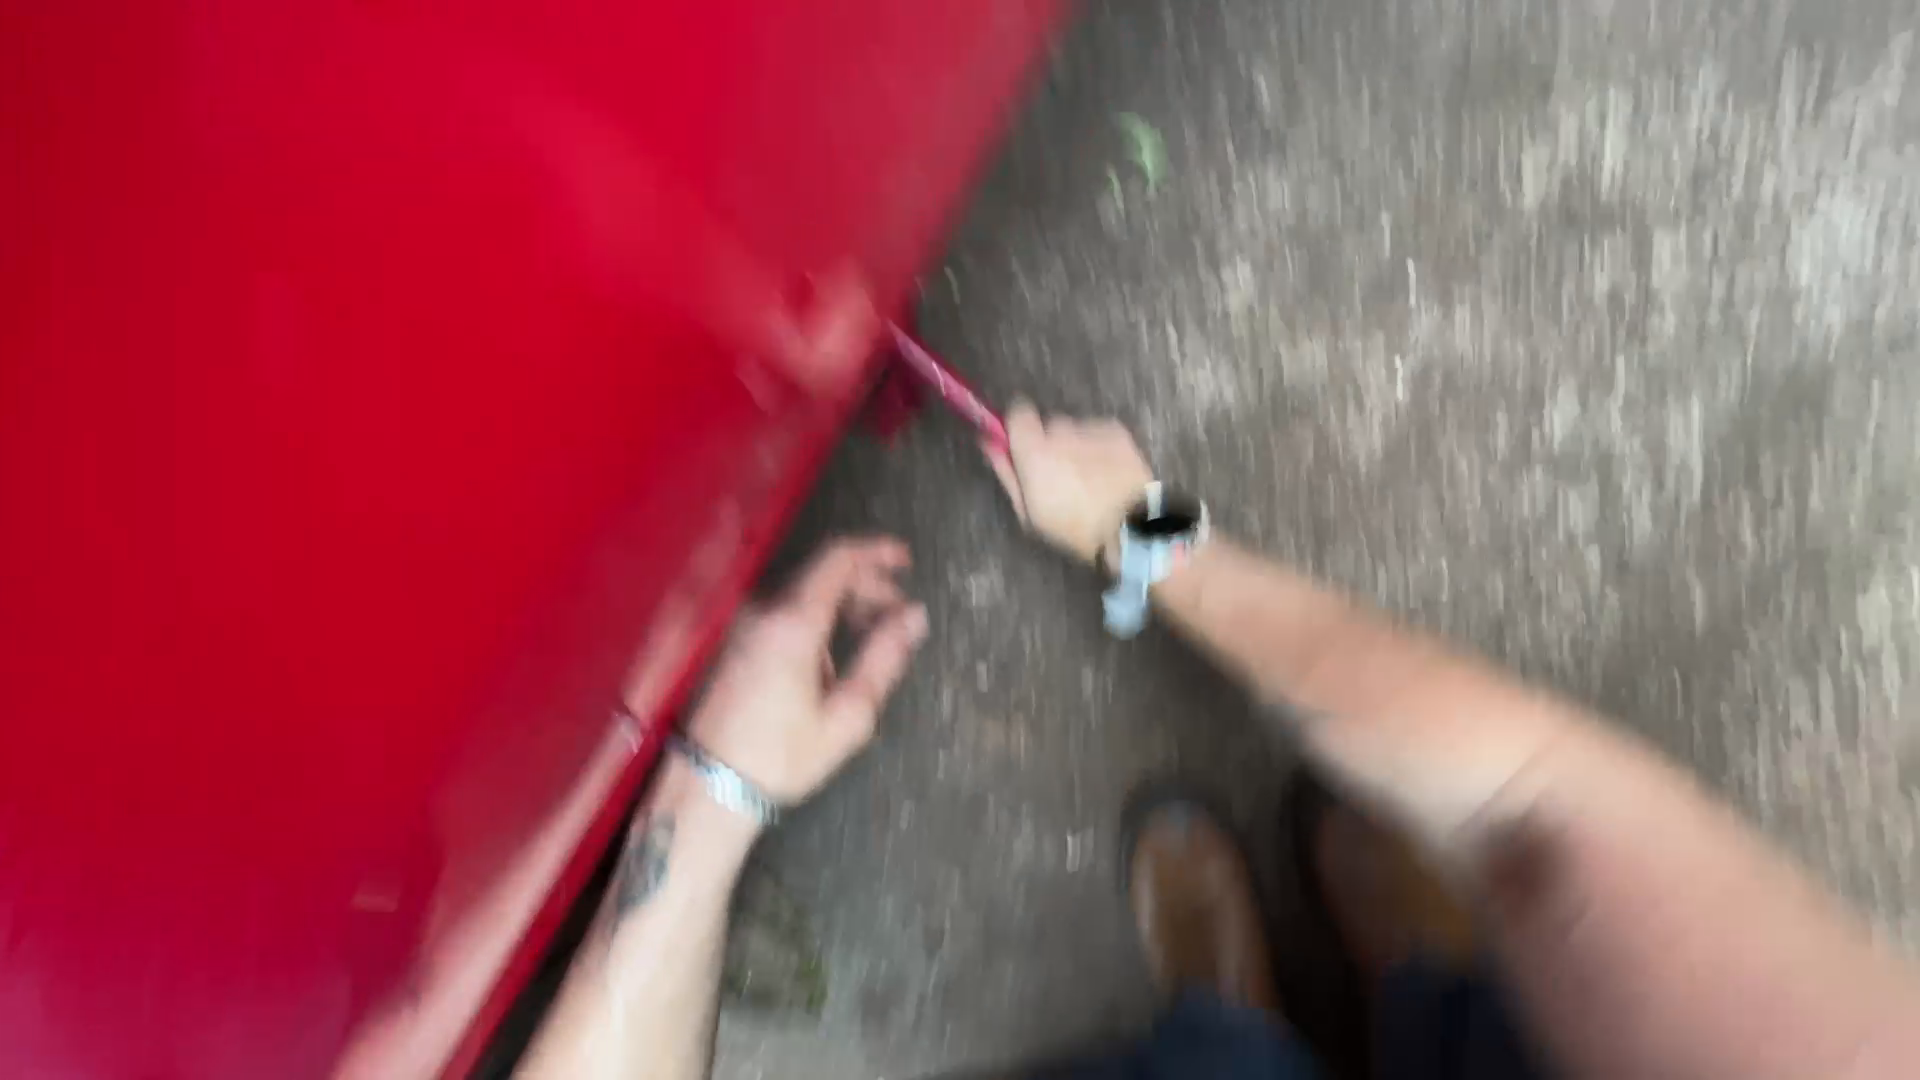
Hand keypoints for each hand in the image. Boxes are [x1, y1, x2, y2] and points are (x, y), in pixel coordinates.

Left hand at [685, 537, 928, 805]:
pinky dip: (818, 615)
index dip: (876, 550)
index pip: (838, 558)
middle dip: (867, 583)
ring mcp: (745, 623)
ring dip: (844, 602)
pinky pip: (786, 609)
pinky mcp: (736, 639)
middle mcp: (764, 610)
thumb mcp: (848, 715)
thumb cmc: (781, 756)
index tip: (905, 561)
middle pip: (824, 572)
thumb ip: (884, 657)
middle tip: (896, 613)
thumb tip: (914, 616)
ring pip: (806, 591)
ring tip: (869, 638)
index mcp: (794, 623)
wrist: (708, 785)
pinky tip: (830, 655)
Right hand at [984, 400, 1154, 564]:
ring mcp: (1091, 429)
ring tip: (1088, 480)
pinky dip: (1099, 448)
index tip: (1022, 446)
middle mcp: (1061, 431)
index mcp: (1033, 450)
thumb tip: (990, 445)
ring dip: (1076, 447)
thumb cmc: (1072, 527)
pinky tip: (1106, 474)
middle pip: (1048, 425)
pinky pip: (1099, 432)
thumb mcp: (1028, 513)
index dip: (1018, 428)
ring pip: (1075, 430)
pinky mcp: (1117, 431)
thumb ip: (1007, 473)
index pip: (1017, 413)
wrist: (1127, 526)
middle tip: (1058, 476)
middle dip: (1050, 444)